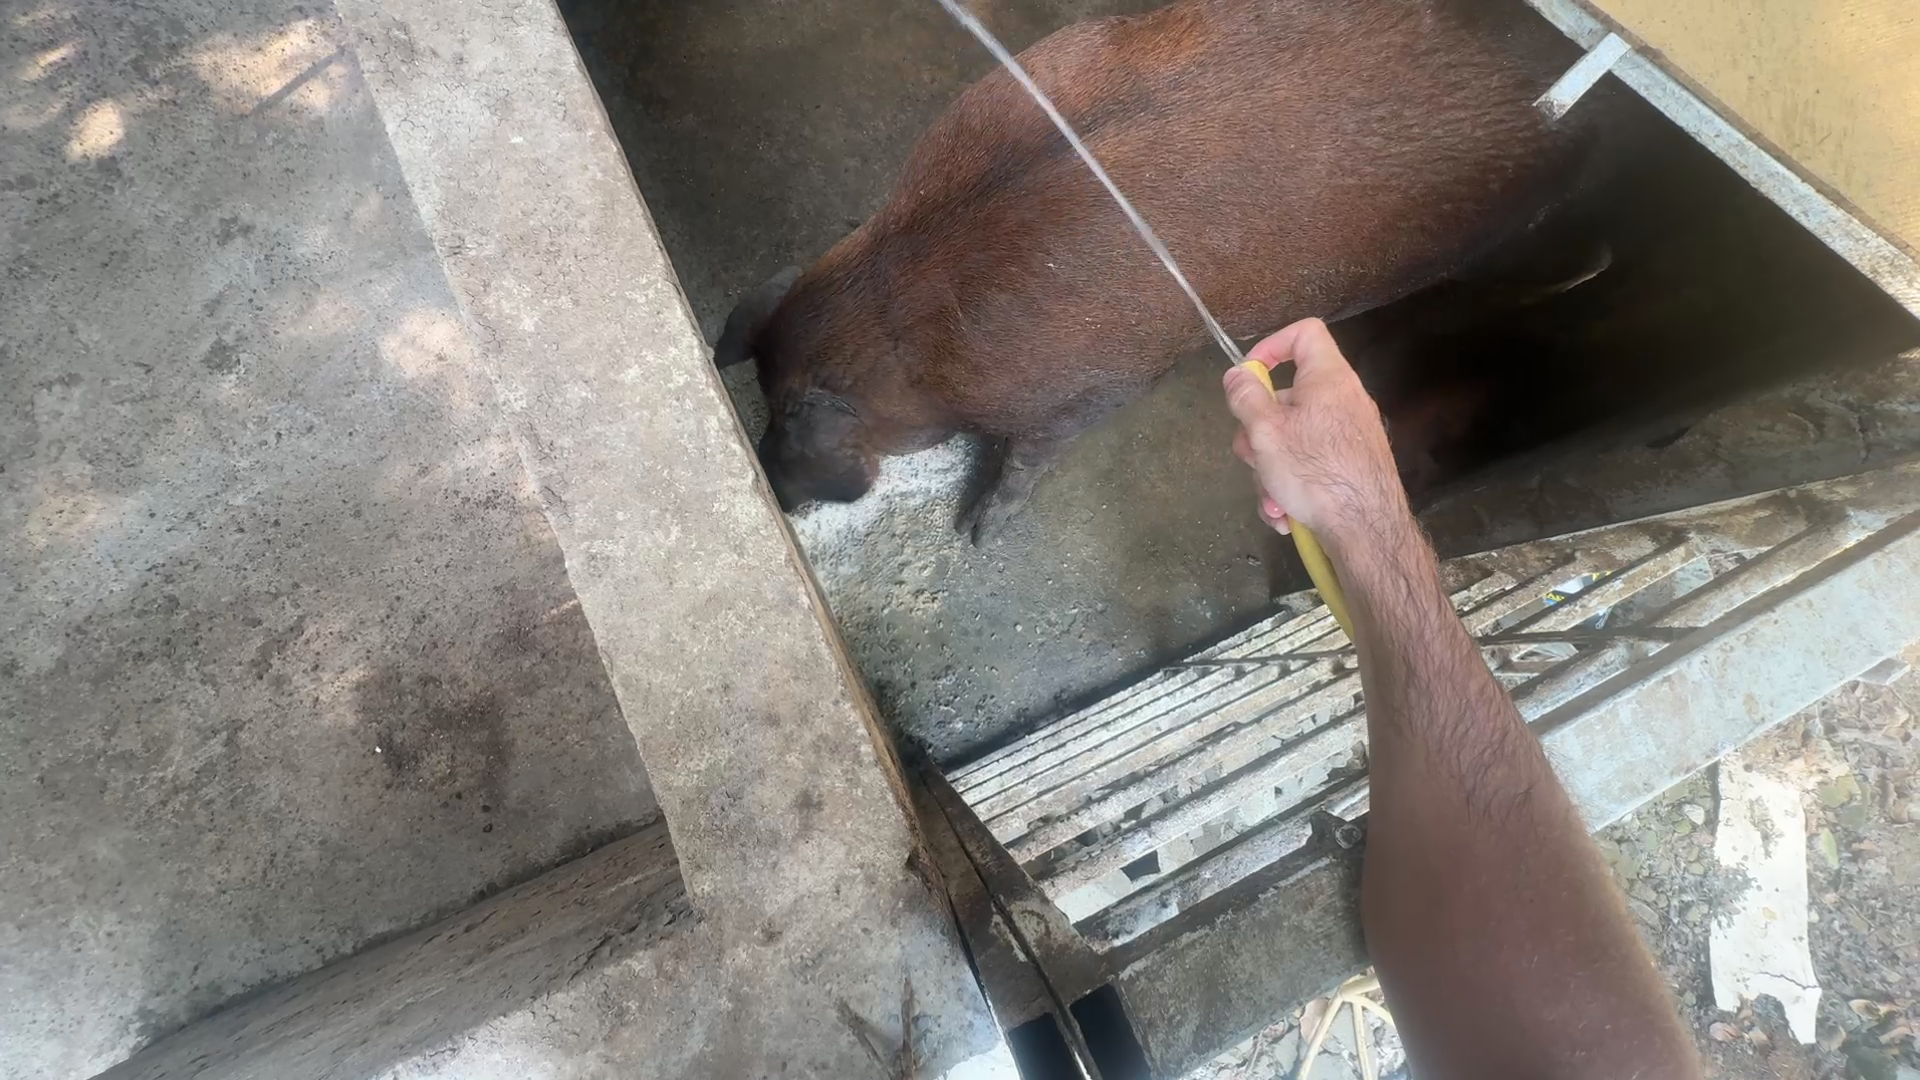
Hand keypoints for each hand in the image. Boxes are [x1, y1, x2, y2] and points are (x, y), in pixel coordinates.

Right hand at [1222, 318, 1408, 548]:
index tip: (1247, 378)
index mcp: (1327, 379)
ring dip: (1270, 469)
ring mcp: (1348, 434)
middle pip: (1286, 398)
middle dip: (1257, 432)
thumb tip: (1237, 374)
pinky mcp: (1350, 464)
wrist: (1365, 527)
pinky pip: (1308, 463)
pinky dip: (1290, 485)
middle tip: (1250, 457)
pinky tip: (1285, 512)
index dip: (1270, 346)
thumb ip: (1246, 397)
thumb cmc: (1314, 471)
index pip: (1304, 333)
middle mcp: (1342, 399)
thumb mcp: (1265, 431)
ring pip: (1291, 439)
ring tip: (1271, 499)